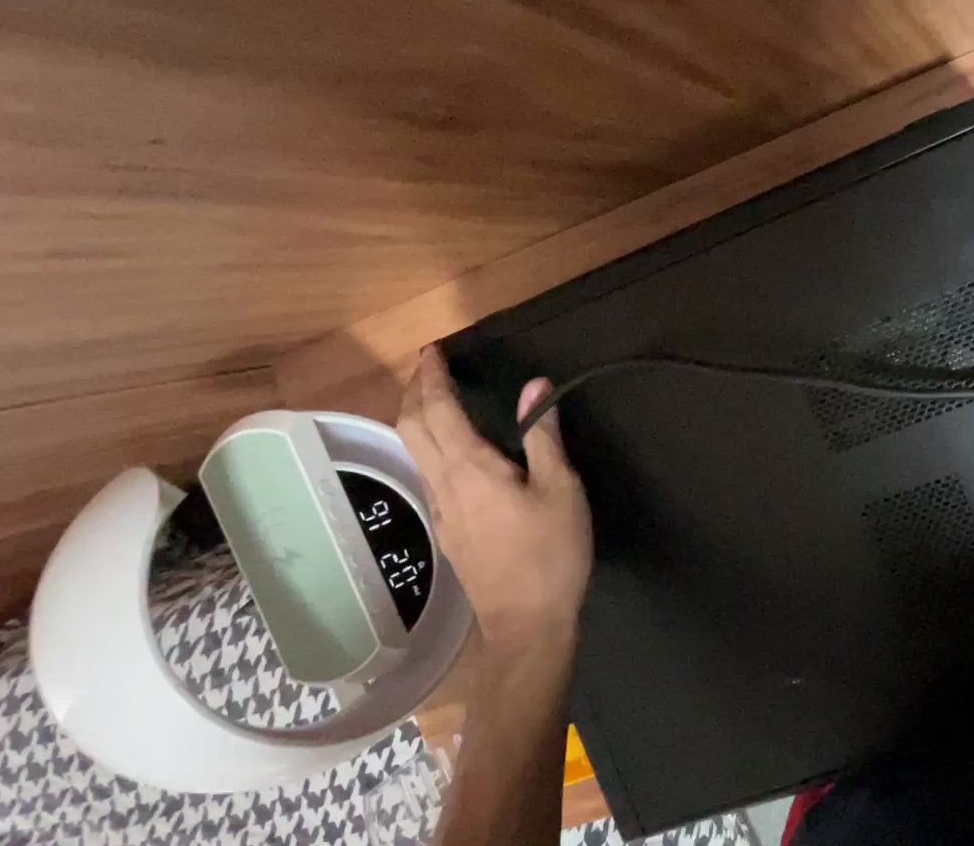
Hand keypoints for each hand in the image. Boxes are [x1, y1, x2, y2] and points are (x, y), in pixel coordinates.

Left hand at [396, 346, 592, 652]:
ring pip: (414, 452)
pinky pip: (427, 473)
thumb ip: (543, 436)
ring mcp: (441, 511)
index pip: (438, 412)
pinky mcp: (448, 531)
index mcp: (472, 469)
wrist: (527, 622)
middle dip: (414, 392)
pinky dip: (429, 445)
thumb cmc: (552, 551)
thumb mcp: (562, 488)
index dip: (432, 378)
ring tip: (435, 399)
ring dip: (417, 418)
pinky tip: (452, 450)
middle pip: (411, 429)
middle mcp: (445, 485)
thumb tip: (534, 387)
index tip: (431, 350)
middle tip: (429, 367)